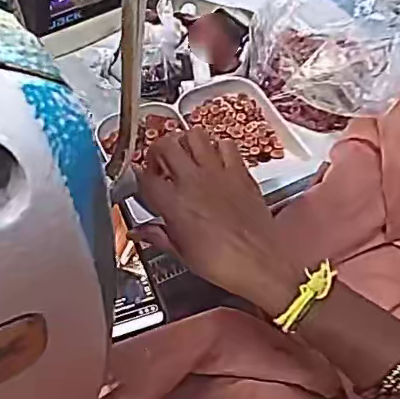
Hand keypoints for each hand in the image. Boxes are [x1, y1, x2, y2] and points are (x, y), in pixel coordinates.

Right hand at [133, 128, 302, 313]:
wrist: (261, 263)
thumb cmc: (224, 263)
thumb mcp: (182, 254)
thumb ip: (158, 236)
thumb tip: (142, 232)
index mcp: (174, 204)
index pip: (144, 177)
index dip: (139, 178)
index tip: (141, 182)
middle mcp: (194, 182)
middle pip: (165, 145)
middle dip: (156, 152)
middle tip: (159, 165)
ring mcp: (218, 173)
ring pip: (194, 135)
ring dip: (184, 143)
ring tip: (184, 156)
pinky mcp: (240, 173)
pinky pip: (225, 144)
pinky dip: (216, 147)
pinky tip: (213, 160)